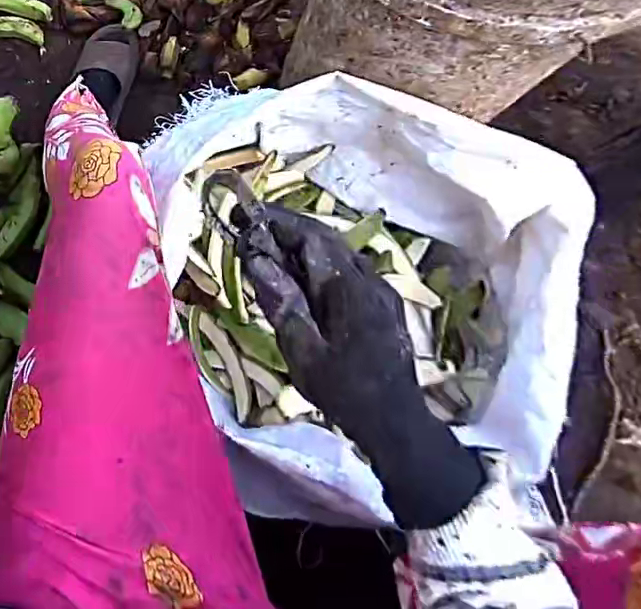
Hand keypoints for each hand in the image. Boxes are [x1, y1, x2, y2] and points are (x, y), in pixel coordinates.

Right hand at [235, 199, 484, 529]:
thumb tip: (255, 257)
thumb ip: (281, 300)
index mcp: (350, 290)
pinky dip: (314, 257)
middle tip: (248, 220)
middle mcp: (370, 281)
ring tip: (265, 240)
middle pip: (325, 237)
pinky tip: (295, 268)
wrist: (397, 426)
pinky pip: (344, 265)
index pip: (310, 239)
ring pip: (336, 249)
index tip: (242, 214)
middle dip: (285, 225)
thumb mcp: (302, 350)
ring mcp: (380, 290)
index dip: (275, 222)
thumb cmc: (343, 391)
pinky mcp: (380, 302)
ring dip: (299, 239)